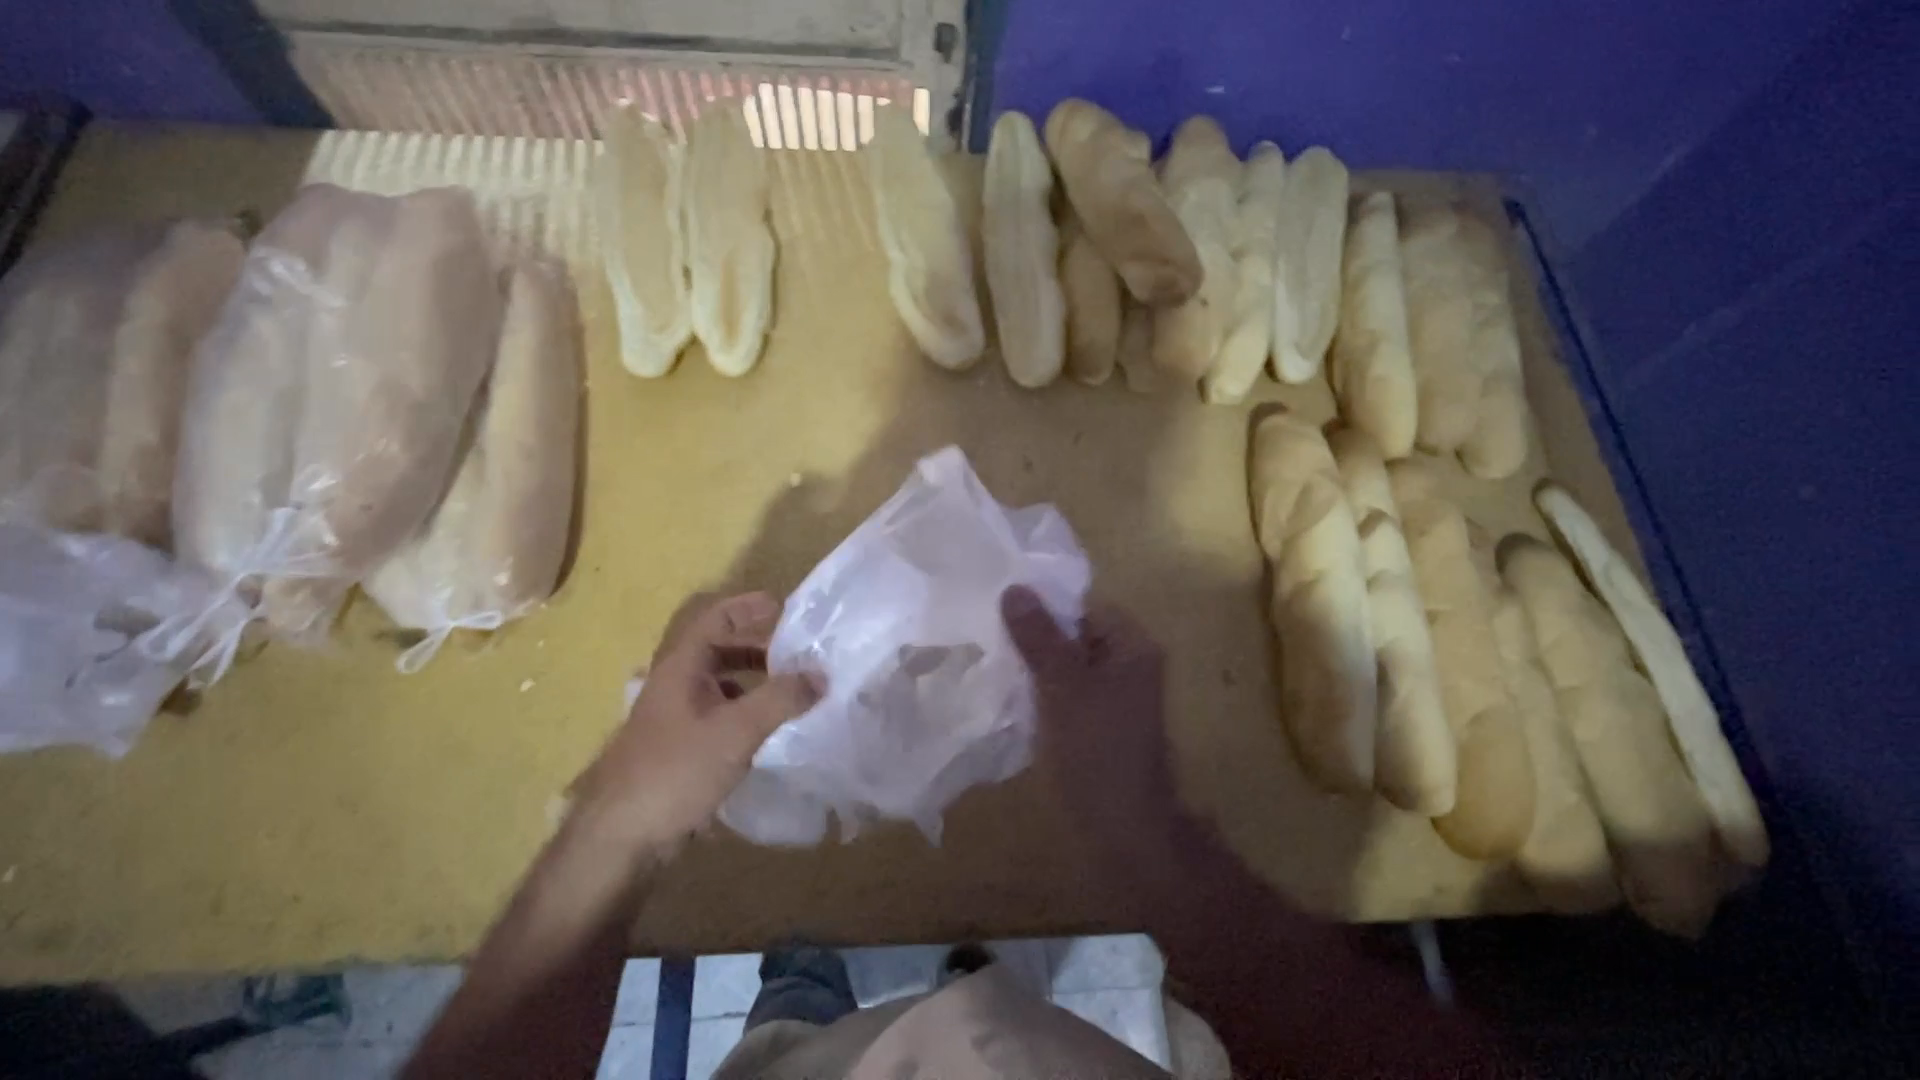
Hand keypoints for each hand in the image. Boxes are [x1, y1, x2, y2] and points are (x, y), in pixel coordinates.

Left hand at [572, 592, 821, 855]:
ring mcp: (676, 719)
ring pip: (720, 684)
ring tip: (793, 689)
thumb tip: (821, 674)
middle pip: (719, 649)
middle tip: (800, 651)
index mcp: (681, 668)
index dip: (749, 608)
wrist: (623, 838)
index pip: (716, 619)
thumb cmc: (676, 771)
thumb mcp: (735, 731)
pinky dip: (746, 711)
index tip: (787, 607)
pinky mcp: (681, 749)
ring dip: (755, 680)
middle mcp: (676, 685)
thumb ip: (780, 699)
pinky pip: (720, 715)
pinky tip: (769, 729)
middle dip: (759, 645)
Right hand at [1000, 586, 1179, 864]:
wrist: (1124, 831)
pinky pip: (1064, 695)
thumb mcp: (1064, 688)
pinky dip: (1039, 693)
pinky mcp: (1096, 727)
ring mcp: (1113, 699)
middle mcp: (1127, 666)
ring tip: (988, 659)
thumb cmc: (1098, 752)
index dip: (1044, 603)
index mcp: (1132, 647)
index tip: (998, 604)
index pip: (1084, 605)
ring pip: (1065, 667)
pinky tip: (1005, 695)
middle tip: (985, 631)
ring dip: (1032, 665)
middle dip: (1033, 635)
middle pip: (1074, 634)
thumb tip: (1014, 588)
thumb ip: (1039, 638)